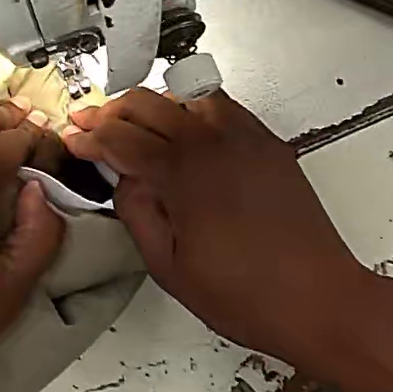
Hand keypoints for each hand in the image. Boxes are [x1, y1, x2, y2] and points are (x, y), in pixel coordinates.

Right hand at [62, 89, 392, 378]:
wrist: (317, 297)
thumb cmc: (246, 294)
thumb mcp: (169, 265)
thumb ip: (137, 212)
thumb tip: (123, 179)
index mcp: (182, 172)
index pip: (120, 137)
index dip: (90, 137)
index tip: (74, 140)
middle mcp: (213, 142)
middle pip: (149, 102)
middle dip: (112, 111)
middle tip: (93, 125)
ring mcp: (245, 138)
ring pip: (187, 94)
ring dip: (155, 103)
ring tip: (137, 123)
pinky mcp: (268, 144)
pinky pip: (224, 107)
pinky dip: (196, 108)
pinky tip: (188, 127)